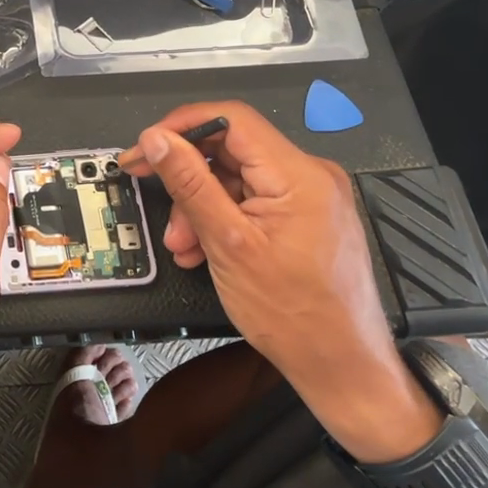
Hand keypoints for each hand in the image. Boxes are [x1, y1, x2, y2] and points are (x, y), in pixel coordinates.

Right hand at [119, 101, 441, 462]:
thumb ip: (189, 182)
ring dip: (200, 205)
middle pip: (230, 150)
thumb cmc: (292, 314)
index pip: (230, 119)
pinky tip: (203, 248)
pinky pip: (252, 200)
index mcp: (298, 174)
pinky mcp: (305, 216)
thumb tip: (155, 138)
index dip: (180, 126)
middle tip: (156, 203)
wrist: (342, 369)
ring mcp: (309, 197)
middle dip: (187, 178)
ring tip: (183, 245)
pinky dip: (221, 218)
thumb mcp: (227, 243)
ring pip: (236, 178)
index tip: (145, 149)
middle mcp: (310, 175)